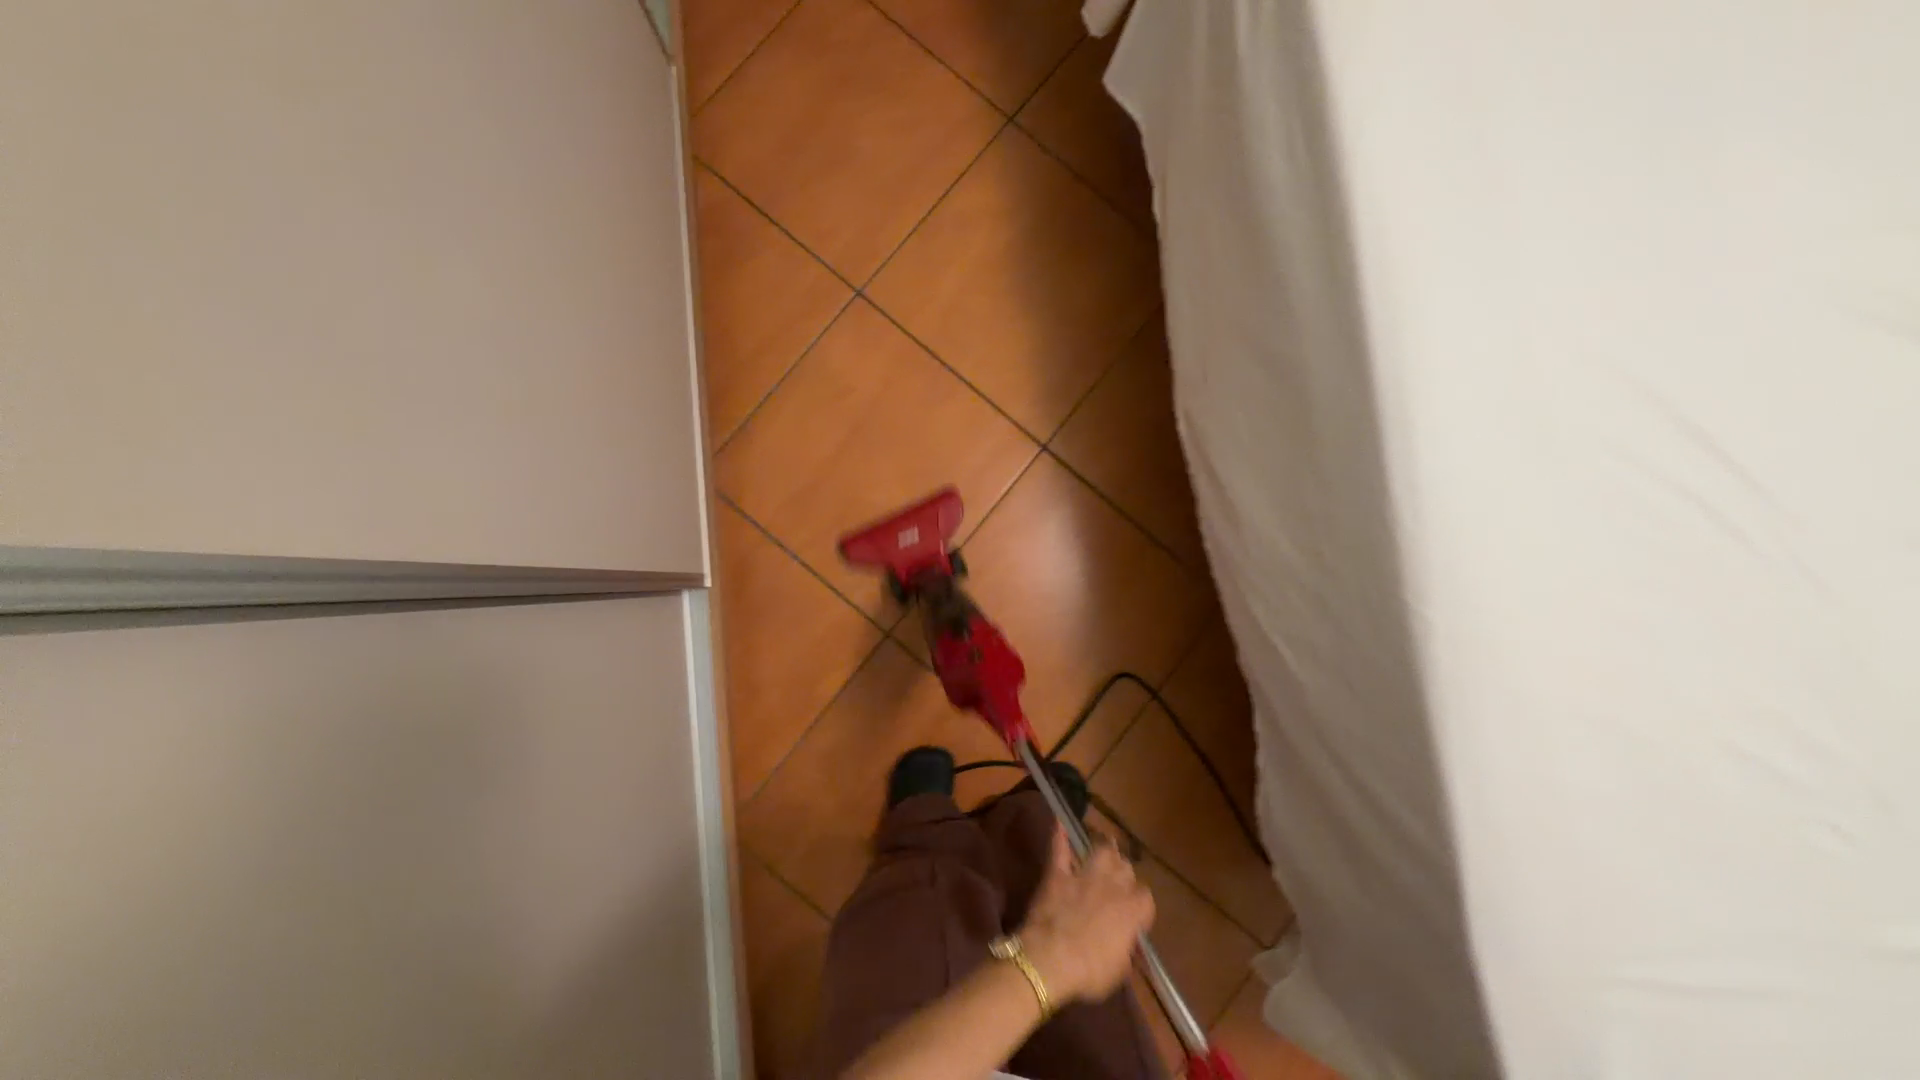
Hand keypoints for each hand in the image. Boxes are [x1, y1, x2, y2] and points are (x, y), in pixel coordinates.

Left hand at [1016, 828, 1155, 1003]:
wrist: (1049, 961)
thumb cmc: (1088, 972)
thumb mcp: (1118, 971)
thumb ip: (1125, 950)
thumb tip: (1126, 943)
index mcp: (1131, 911)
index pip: (1146, 898)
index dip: (1141, 906)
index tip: (1135, 917)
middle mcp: (1112, 886)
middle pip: (1125, 869)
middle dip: (1123, 875)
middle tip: (1118, 885)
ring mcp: (1083, 876)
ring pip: (1101, 851)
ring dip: (1103, 850)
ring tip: (1104, 850)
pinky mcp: (1057, 874)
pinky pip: (1059, 849)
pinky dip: (1059, 836)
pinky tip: (1059, 823)